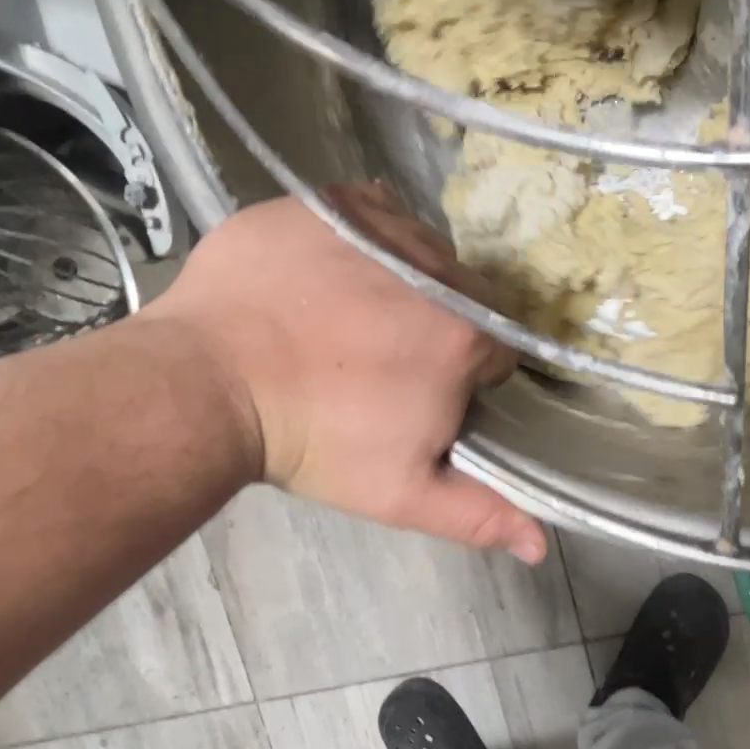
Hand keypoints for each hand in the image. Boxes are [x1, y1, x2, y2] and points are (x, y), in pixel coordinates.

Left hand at [145, 185, 546, 563]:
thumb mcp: (400, 495)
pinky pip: (377, 213)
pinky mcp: (331, 203)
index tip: (421, 398)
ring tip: (350, 318)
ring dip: (408, 282)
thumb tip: (541, 545)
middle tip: (382, 362)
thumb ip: (479, 515)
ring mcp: (382, 229)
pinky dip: (370, 238)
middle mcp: (436, 271)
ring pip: (425, 254)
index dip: (463, 380)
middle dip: (441, 328)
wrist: (207, 383)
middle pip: (466, 299)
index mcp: (465, 339)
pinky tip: (334, 272)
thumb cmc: (312, 442)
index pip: (495, 354)